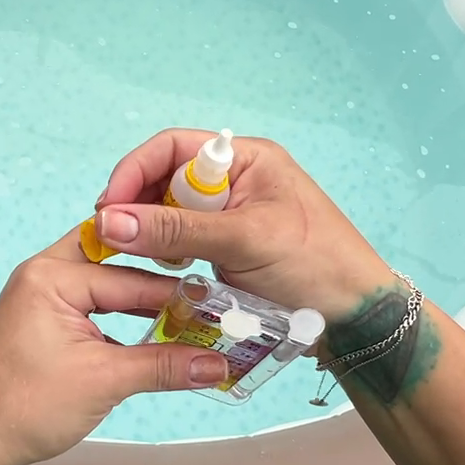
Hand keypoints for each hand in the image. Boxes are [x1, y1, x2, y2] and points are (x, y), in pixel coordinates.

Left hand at [0, 233, 230, 464]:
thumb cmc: (22, 407)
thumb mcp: (103, 382)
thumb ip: (164, 366)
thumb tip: (216, 364)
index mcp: (51, 276)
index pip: (129, 277)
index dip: (176, 294)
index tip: (215, 305)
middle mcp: (42, 274)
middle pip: (115, 263)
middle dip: (156, 279)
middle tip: (201, 292)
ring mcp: (38, 296)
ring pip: (102, 283)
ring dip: (139, 299)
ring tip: (182, 315)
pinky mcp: (40, 320)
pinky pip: (88, 304)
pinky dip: (118, 315)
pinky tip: (148, 332)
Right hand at [91, 128, 394, 321]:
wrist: (357, 317)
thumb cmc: (315, 266)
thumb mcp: (243, 240)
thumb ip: (176, 229)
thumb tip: (110, 222)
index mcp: (247, 160)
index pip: (173, 148)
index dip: (134, 172)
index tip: (108, 208)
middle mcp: (236, 182)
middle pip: (167, 180)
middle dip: (137, 204)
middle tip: (111, 238)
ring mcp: (232, 217)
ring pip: (172, 214)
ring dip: (150, 231)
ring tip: (133, 255)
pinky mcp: (230, 249)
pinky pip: (186, 242)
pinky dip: (168, 254)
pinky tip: (163, 270)